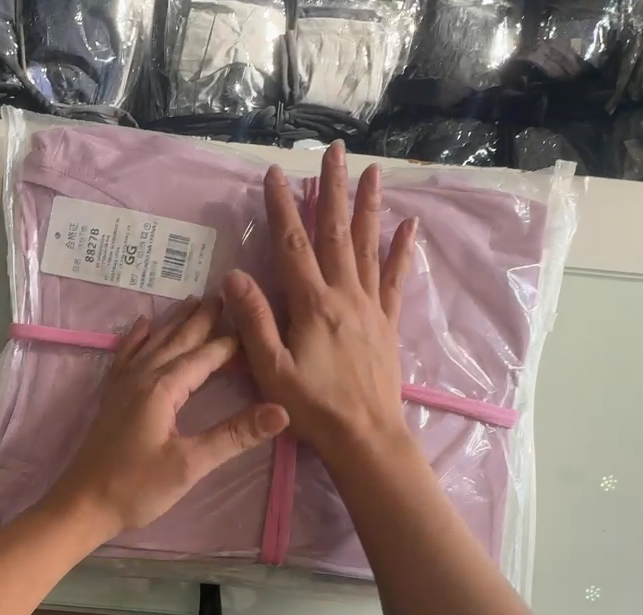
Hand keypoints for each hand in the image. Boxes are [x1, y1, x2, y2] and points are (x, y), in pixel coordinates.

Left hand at [43, 297, 288, 538]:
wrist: (82, 505)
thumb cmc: (135, 488)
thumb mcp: (189, 465)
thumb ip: (234, 436)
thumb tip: (281, 411)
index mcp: (162, 390)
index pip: (203, 357)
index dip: (229, 342)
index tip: (253, 324)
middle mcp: (141, 379)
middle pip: (176, 341)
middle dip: (201, 320)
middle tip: (224, 295)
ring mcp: (122, 388)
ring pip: (153, 344)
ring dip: (174, 323)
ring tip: (191, 302)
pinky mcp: (110, 401)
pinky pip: (125, 357)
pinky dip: (136, 339)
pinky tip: (142, 326)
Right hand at [223, 142, 417, 461]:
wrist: (364, 435)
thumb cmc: (312, 408)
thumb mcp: (271, 370)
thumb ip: (254, 322)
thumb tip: (234, 277)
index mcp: (312, 305)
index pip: (293, 245)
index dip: (282, 208)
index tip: (274, 174)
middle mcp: (344, 295)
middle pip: (336, 233)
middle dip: (331, 191)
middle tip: (332, 152)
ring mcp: (370, 307)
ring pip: (367, 246)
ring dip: (367, 207)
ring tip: (371, 171)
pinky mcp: (386, 323)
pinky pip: (395, 278)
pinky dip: (401, 250)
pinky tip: (408, 226)